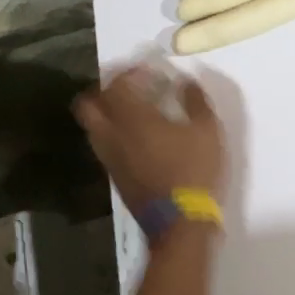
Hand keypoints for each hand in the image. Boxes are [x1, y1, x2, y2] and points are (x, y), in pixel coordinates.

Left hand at [75, 67, 225, 214]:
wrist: (179, 224)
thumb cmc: (193, 171)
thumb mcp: (207, 130)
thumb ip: (195, 100)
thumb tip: (185, 82)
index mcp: (132, 119)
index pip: (116, 84)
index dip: (129, 71)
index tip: (149, 70)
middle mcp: (112, 135)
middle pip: (88, 104)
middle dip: (104, 89)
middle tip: (127, 85)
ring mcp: (109, 158)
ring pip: (92, 126)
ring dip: (106, 111)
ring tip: (132, 110)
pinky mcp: (113, 176)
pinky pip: (103, 144)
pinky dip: (113, 132)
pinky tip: (138, 136)